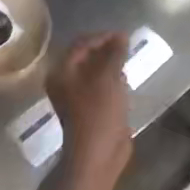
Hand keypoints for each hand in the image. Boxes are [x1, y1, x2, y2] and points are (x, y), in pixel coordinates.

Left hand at [48, 32, 132, 182]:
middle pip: (86, 58)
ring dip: (110, 66)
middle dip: (107, 51)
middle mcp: (65, 82)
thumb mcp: (108, 78)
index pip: (80, 44)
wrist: (97, 154)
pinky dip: (112, 82)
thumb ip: (114, 54)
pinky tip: (125, 81)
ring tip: (127, 62)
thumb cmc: (99, 112)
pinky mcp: (90, 110)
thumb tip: (122, 35)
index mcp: (61, 72)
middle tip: (128, 47)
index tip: (124, 36)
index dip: (102, 37)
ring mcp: (77, 97)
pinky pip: (100, 88)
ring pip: (94, 73)